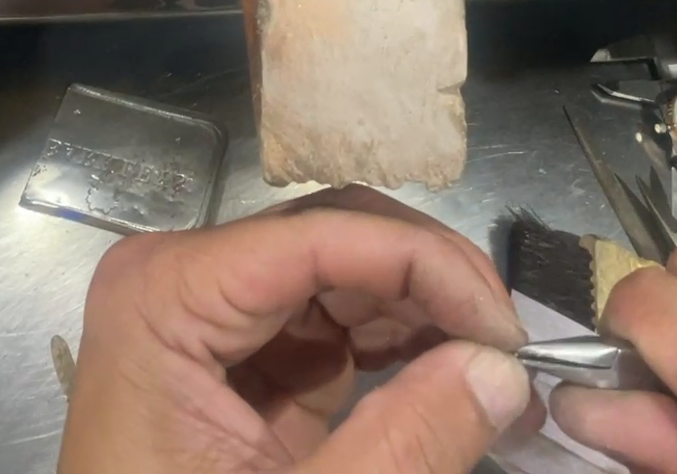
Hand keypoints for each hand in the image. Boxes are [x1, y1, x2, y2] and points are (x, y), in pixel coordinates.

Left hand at [60, 186, 533, 472]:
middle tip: (508, 347)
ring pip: (342, 267)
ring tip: (492, 363)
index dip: (423, 263)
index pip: (318, 232)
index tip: (505, 328)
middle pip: (333, 234)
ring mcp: (214, 302)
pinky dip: (393, 338)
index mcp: (168, 290)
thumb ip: (402, 444)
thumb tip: (503, 371)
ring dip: (421, 309)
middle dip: (429, 282)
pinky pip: (330, 314)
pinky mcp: (241, 341)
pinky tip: (445, 368)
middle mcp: (186, 272)